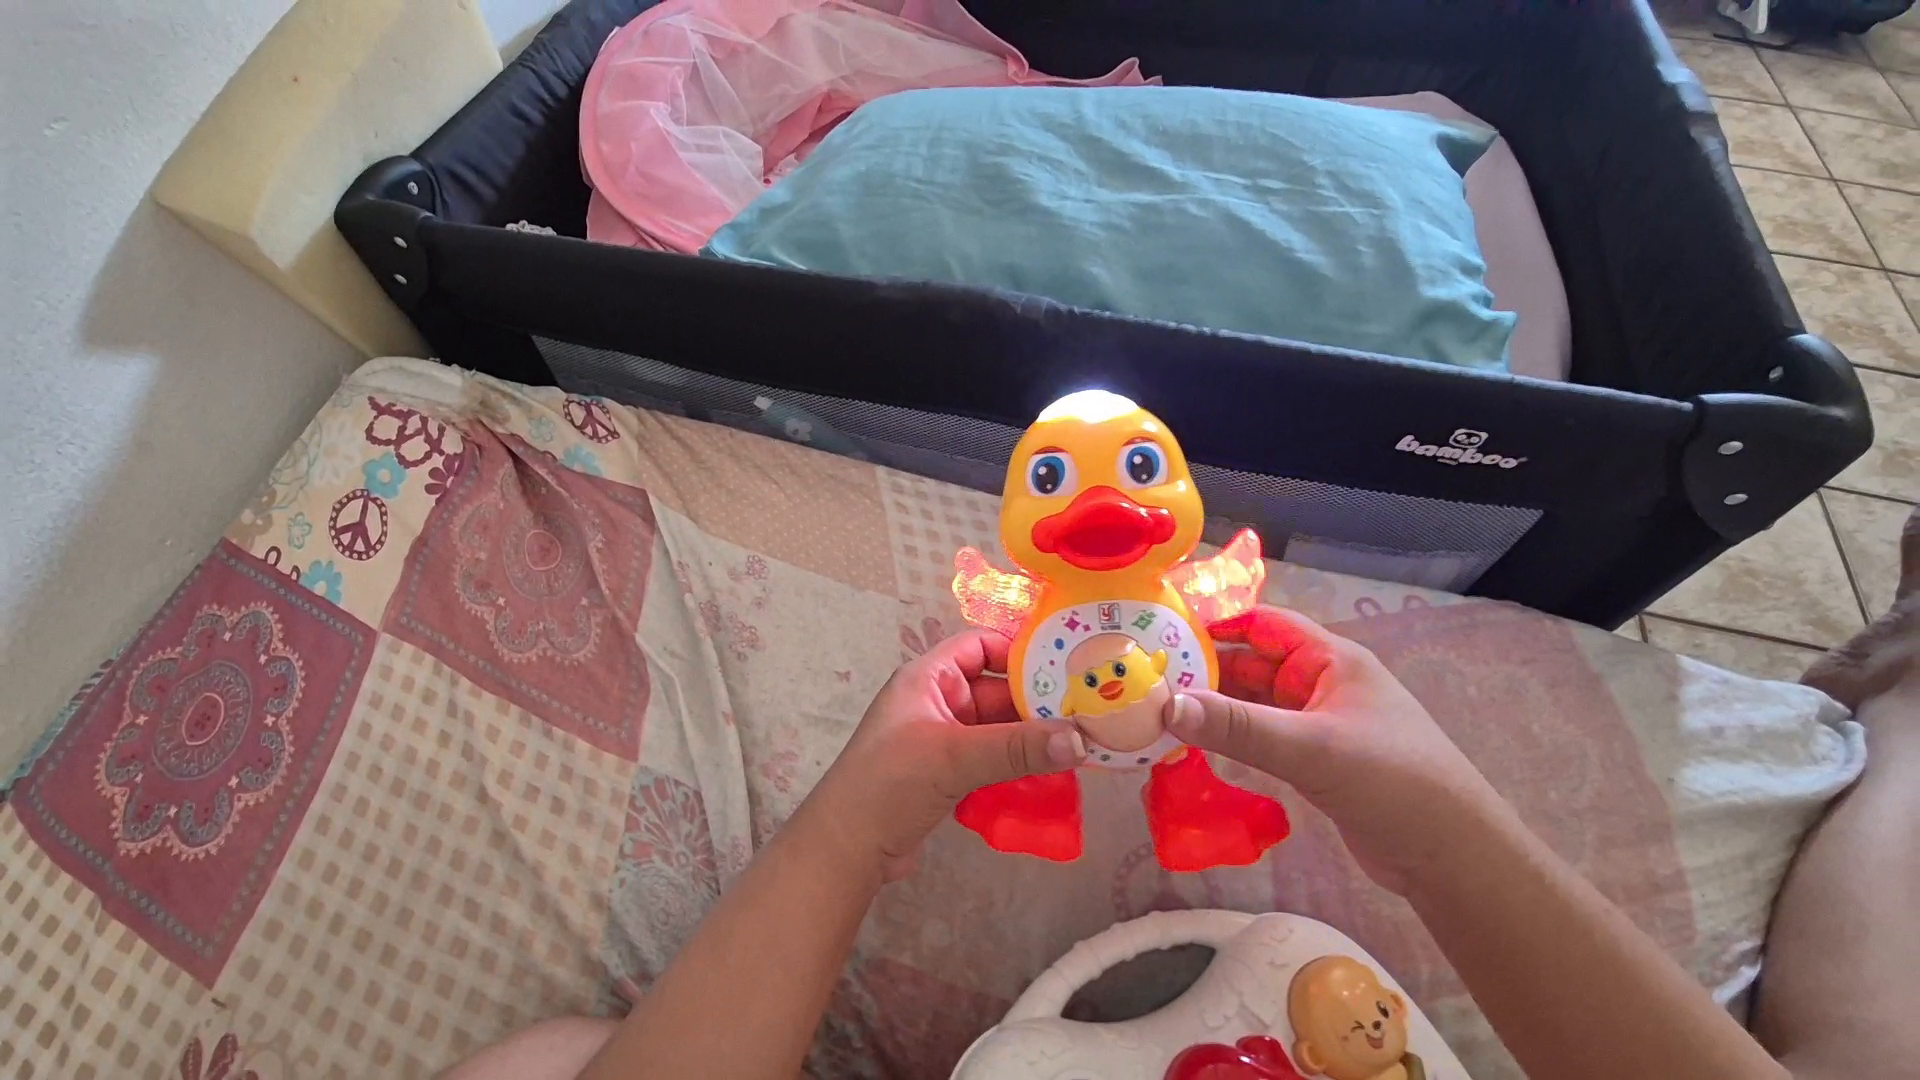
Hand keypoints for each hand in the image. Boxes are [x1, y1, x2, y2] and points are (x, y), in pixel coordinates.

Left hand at [803, 629, 1085, 881]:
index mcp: (928, 678)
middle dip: (1037, 704)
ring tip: (1081, 748)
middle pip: (996, 690)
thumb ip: (1017, 748)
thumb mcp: (954, 758)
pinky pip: (992, 759)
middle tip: (1088, 714)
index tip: (1066, 667)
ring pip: (998, 729)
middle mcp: (937, 702)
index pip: (980, 645)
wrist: (845, 850)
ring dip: (1032, 739)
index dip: (1020, 651)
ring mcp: (942, 740)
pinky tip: (1052, 778)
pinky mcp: (948, 775)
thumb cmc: (889, 784)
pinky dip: (1018, 765)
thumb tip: (1080, 739)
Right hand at [1165, 607, 1509, 895]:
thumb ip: (1238, 728)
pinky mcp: (1310, 760)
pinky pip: (1257, 736)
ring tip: (1154, 710)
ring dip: (1210, 707)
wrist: (1451, 858)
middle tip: (1142, 678)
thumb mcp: (1311, 748)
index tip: (1159, 629)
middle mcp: (1317, 683)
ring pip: (1249, 703)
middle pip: (1248, 664)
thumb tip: (1166, 706)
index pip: (1260, 623)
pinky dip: (1226, 737)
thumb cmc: (1392, 782)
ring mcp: (1313, 723)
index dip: (1213, 622)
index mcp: (1328, 660)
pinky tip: (1190, 744)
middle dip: (1200, 669)